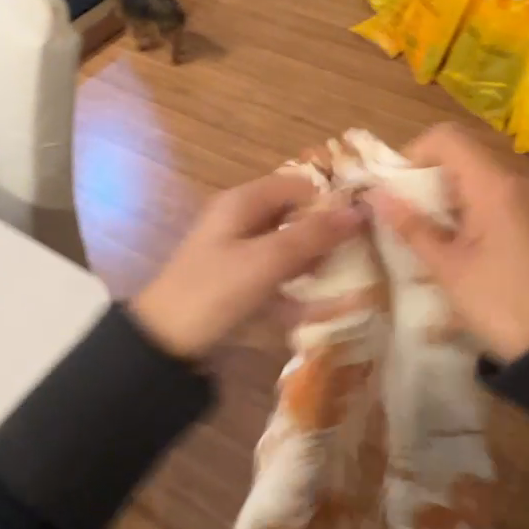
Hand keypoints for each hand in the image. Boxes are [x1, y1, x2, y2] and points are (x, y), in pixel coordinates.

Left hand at [130, 172, 362, 359]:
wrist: (165, 344)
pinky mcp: (240, 283)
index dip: (329, 199)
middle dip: (327, 234)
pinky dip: (298, 289)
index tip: (363, 224)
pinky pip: (279, 278)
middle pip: (295, 216)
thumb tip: (359, 210)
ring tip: (349, 282)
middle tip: (361, 256)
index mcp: (242, 202)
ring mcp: (239, 253)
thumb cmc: (214, 292)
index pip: (298, 185)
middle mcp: (240, 220)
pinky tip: (322, 308)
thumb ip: (313, 235)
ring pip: (289, 248)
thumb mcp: (266, 261)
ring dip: (316, 263)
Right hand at [370, 124, 528, 360]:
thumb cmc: (499, 303)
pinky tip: (458, 244)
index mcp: (494, 185)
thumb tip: (376, 195)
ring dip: (446, 194)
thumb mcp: (447, 268)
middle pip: (462, 153)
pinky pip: (495, 195)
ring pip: (478, 175)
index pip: (446, 137)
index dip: (413, 154)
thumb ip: (412, 226)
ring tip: (427, 233)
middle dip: (426, 176)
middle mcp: (516, 180)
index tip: (396, 189)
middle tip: (405, 214)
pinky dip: (469, 207)